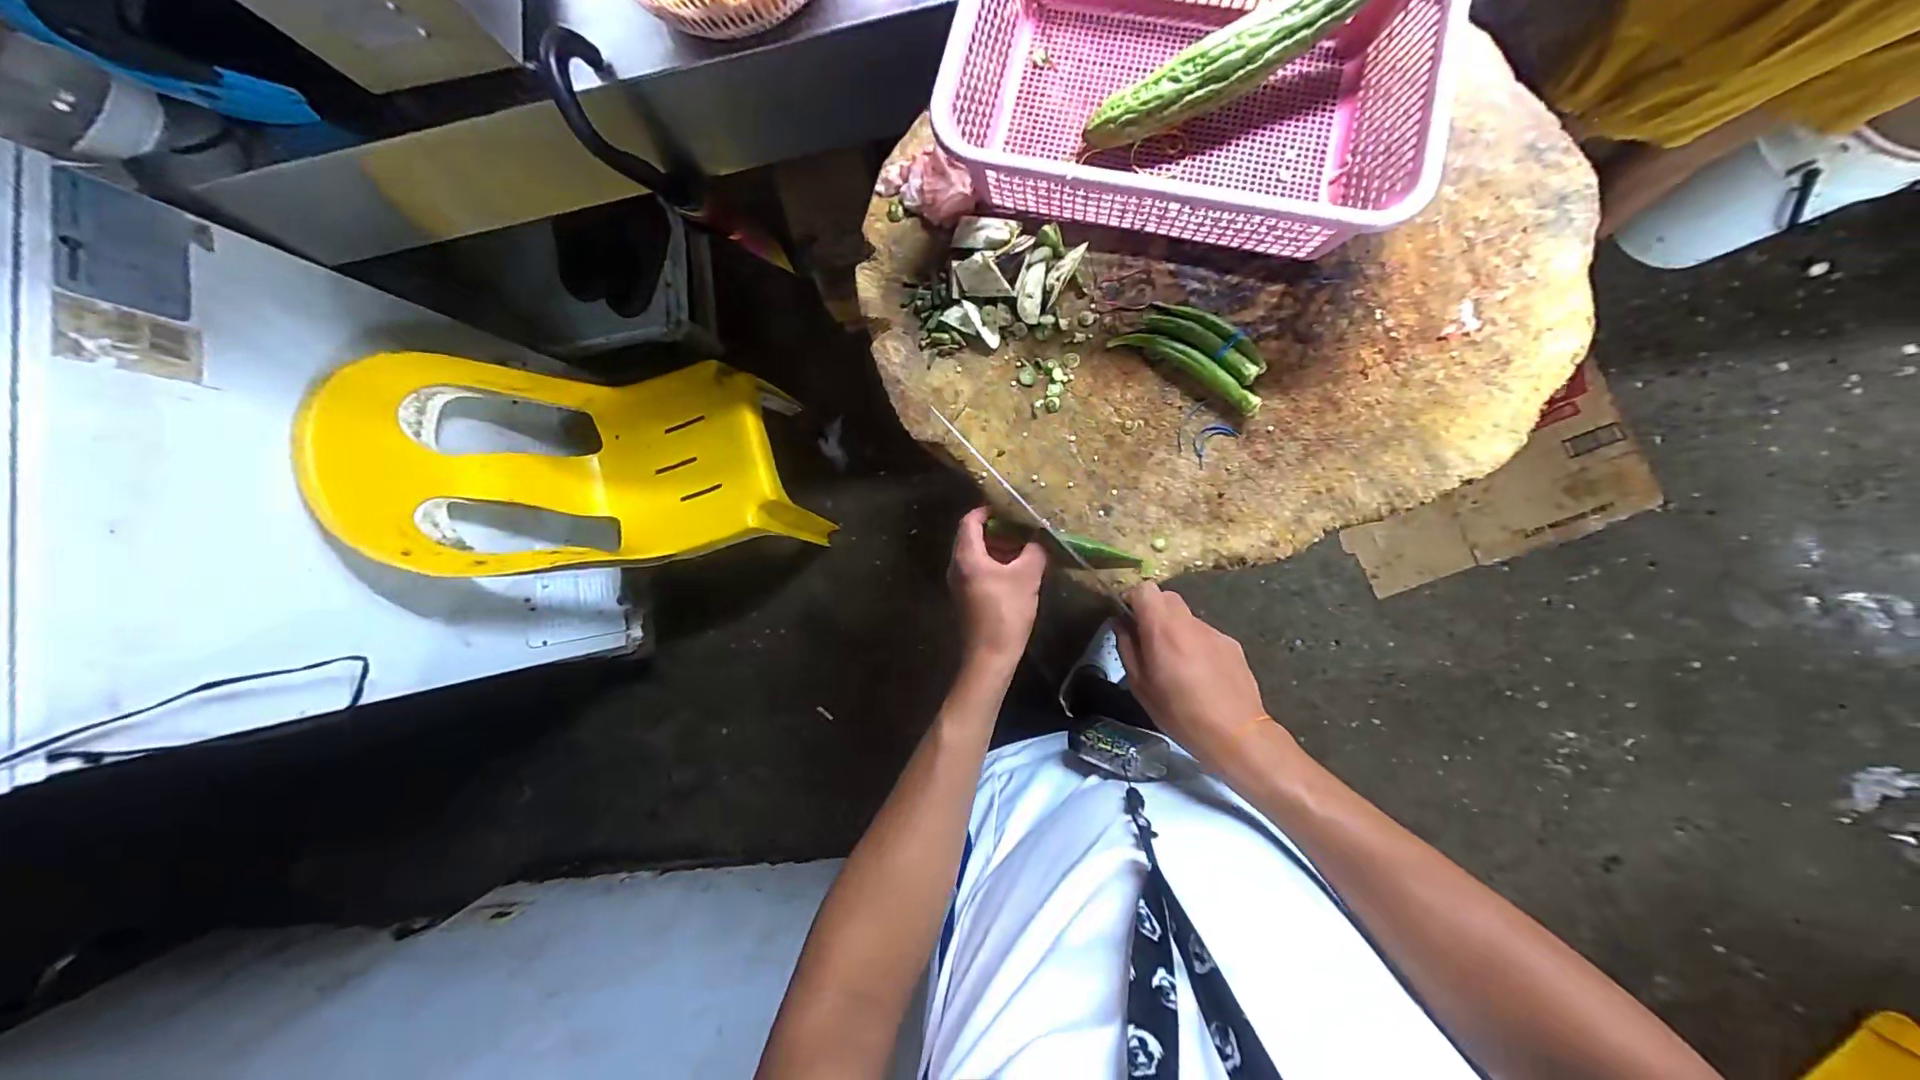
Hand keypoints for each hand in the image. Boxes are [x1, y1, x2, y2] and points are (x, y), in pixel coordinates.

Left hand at [948, 507, 1045, 666]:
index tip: (1010, 509)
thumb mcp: (1027, 577)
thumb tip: (1040, 537)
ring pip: (976, 555)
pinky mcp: (966, 597)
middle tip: (1022, 529)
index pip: (970, 520)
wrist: (990, 656)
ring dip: (998, 548)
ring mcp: (959, 583)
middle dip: (997, 530)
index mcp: (966, 556)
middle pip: (971, 536)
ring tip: (1024, 550)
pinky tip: (1016, 572)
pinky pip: (977, 570)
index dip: (989, 510)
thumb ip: (1034, 551)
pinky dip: (994, 564)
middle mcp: (957, 566)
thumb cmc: (1006, 612)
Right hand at [1116, 582, 1280, 771]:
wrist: (1234, 732)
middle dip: (1154, 611)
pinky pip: (1205, 636)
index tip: (1127, 618)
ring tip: (1176, 664)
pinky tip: (1200, 675)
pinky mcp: (1232, 645)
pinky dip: (1196, 645)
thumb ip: (1127, 648)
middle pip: (1168, 598)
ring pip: (1187, 619)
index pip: (1145, 589)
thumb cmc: (1178, 712)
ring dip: (1176, 631)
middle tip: (1148, 640)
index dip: (1133, 598)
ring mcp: (1214, 632)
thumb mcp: (1140, 685)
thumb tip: (1121, 624)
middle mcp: (1189, 623)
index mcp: (1163, 628)